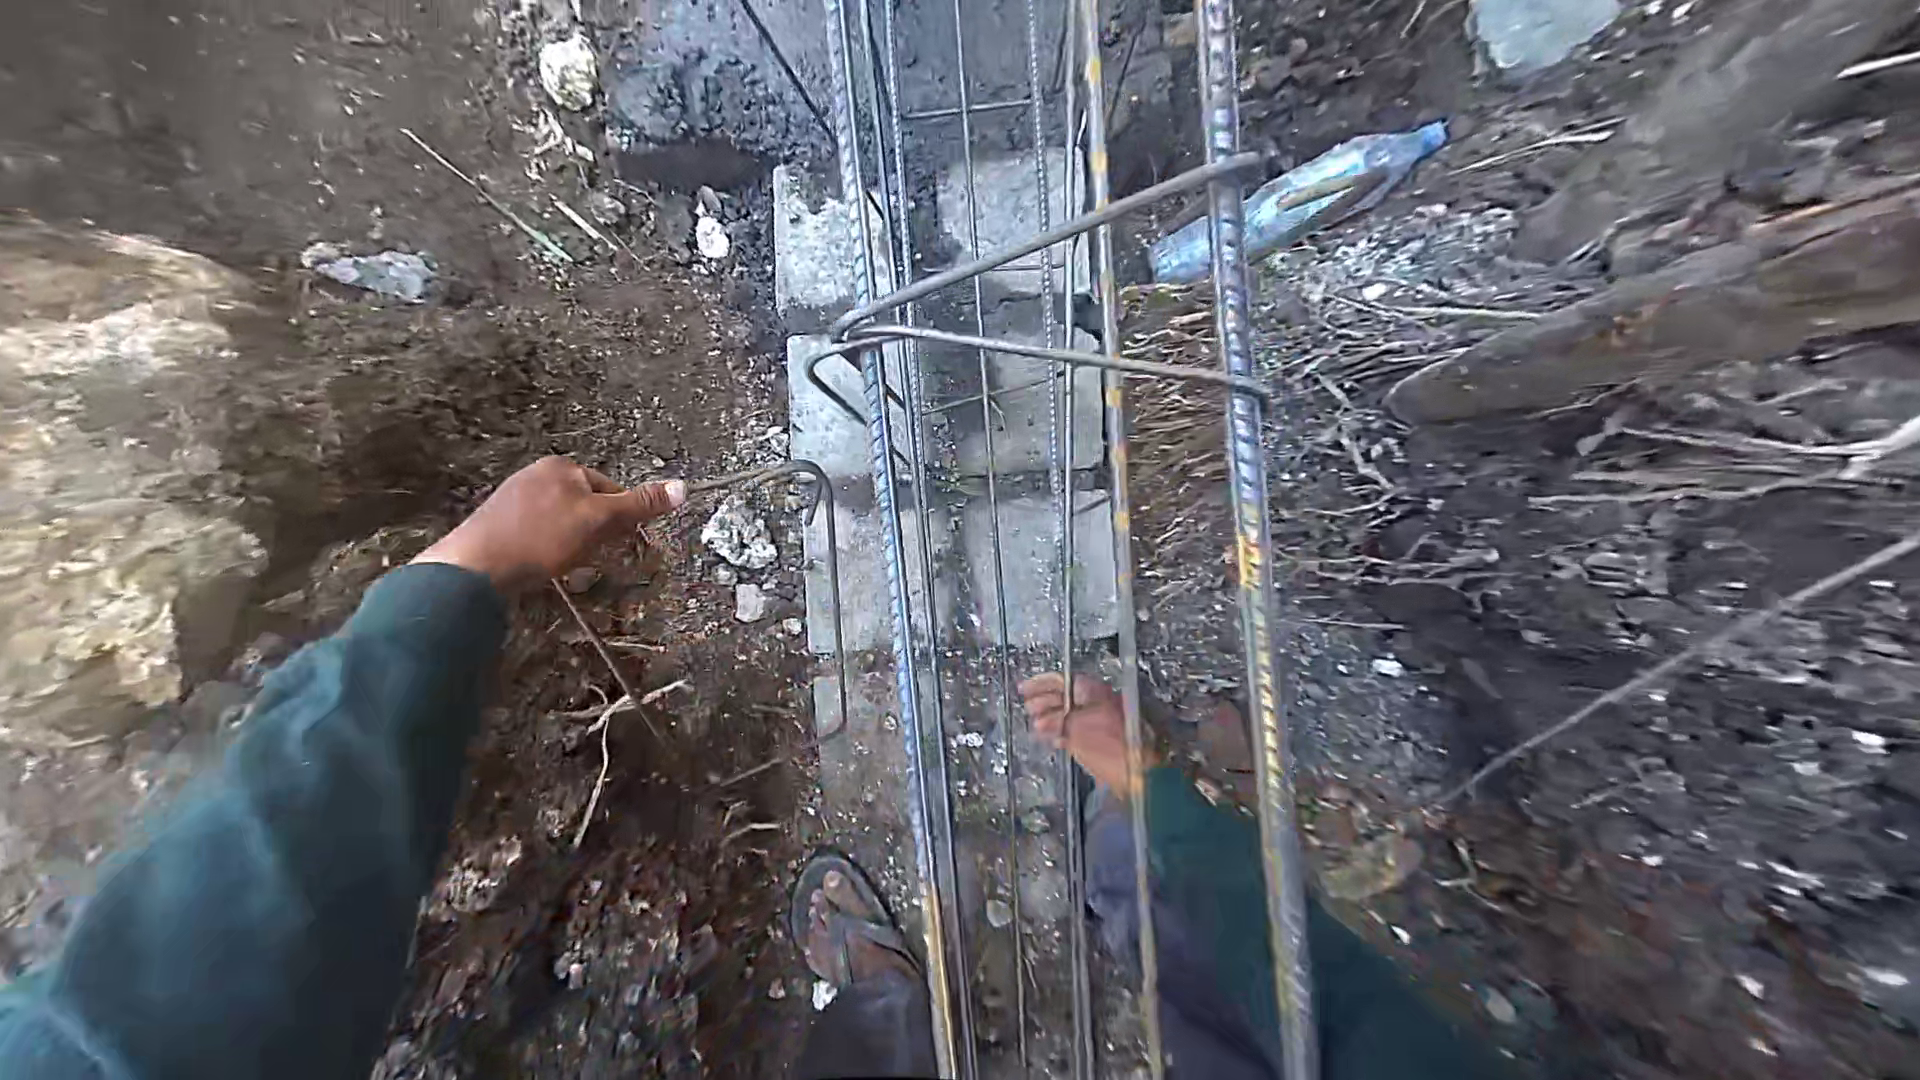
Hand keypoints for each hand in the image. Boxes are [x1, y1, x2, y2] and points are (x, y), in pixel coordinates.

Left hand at [411, 456, 686, 592]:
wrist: (475, 569)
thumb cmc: (544, 538)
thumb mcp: (603, 520)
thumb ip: (642, 504)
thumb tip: (683, 487)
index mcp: (561, 467)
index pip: (611, 489)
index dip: (619, 518)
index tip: (613, 541)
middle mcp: (535, 474)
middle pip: (587, 504)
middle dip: (595, 530)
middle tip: (590, 555)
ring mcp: (513, 497)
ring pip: (564, 520)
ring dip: (573, 541)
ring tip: (566, 562)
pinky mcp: (497, 522)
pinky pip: (539, 532)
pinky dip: (548, 547)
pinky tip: (543, 563)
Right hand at [1018, 673, 1157, 795]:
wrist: (1137, 773)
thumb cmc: (1108, 746)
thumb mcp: (1074, 729)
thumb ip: (1056, 721)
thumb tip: (1042, 721)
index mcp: (1093, 691)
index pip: (1061, 681)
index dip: (1040, 684)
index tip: (1024, 690)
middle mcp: (1098, 701)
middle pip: (1065, 696)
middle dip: (1044, 702)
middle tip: (1027, 708)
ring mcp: (1102, 719)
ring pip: (1071, 713)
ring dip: (1051, 719)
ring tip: (1035, 726)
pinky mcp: (1104, 738)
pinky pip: (1079, 729)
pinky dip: (1063, 732)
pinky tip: (1054, 740)